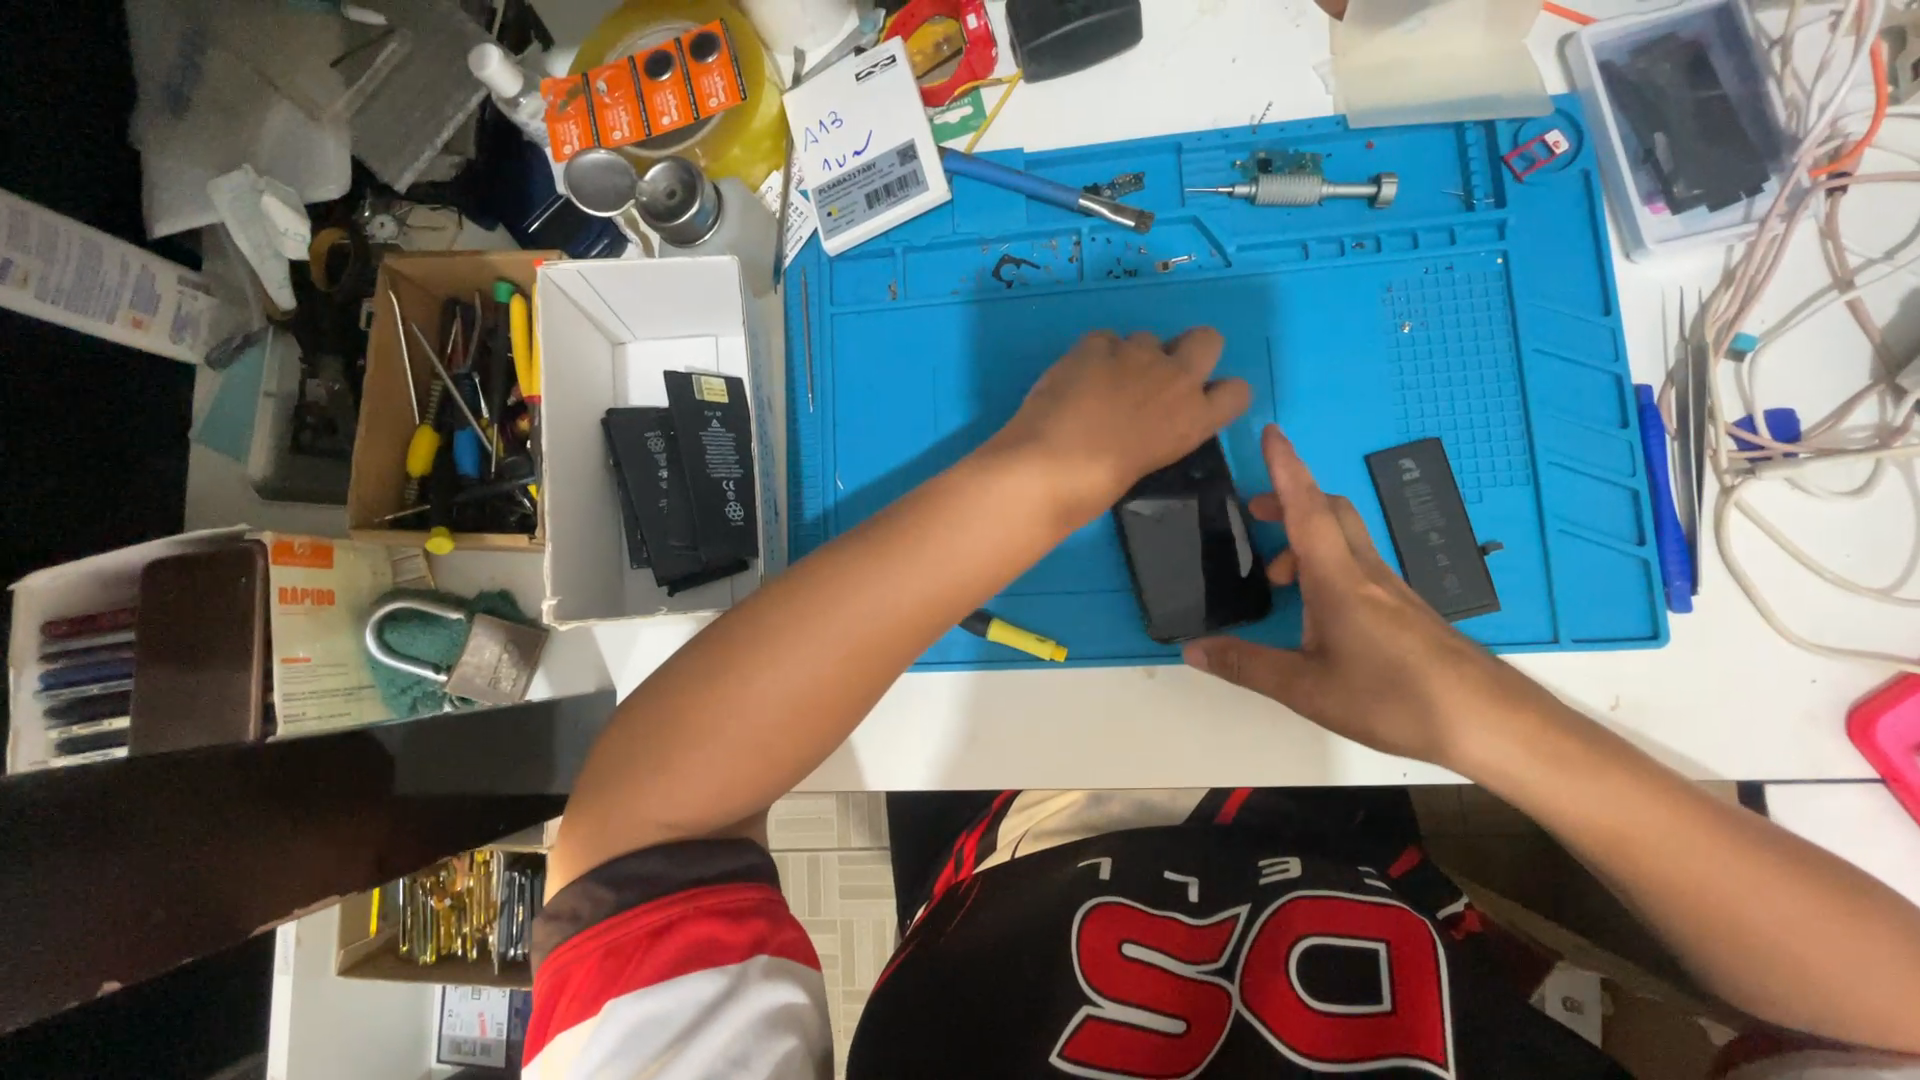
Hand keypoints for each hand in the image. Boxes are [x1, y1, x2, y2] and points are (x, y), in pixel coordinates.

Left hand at [987, 329, 1250, 521]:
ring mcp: (1136, 355)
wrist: (1051, 465)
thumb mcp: (1148, 460)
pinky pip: (1104, 338)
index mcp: (1195, 420)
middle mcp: (1176, 379)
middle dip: (1188, 349)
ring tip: (1100, 385)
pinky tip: (1075, 378)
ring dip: (1131, 355)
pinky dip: (1094, 354)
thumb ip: (1158, 430)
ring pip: (1147, 337)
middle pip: (1207, 338)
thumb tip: (1143, 417)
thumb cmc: (1098, 485)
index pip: (1237, 391)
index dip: (1216, 391)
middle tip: (1155, 375)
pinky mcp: (1096, 343)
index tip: (1195, 400)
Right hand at [1182, 426, 1555, 768]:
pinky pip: (1357, 564)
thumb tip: (1191, 648)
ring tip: (1275, 579)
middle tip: (1255, 512)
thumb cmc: (1392, 697)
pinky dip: (1326, 564)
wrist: (1486, 720)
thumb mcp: (1306, 688)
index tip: (1270, 432)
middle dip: (1291, 498)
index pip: (1306, 509)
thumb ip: (1246, 665)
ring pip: (1345, 538)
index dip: (1285, 468)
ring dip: (1305, 537)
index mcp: (1337, 579)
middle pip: (1330, 510)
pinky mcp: (1404, 609)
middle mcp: (1365, 572)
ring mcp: (1390, 589)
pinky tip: (1316, 610)